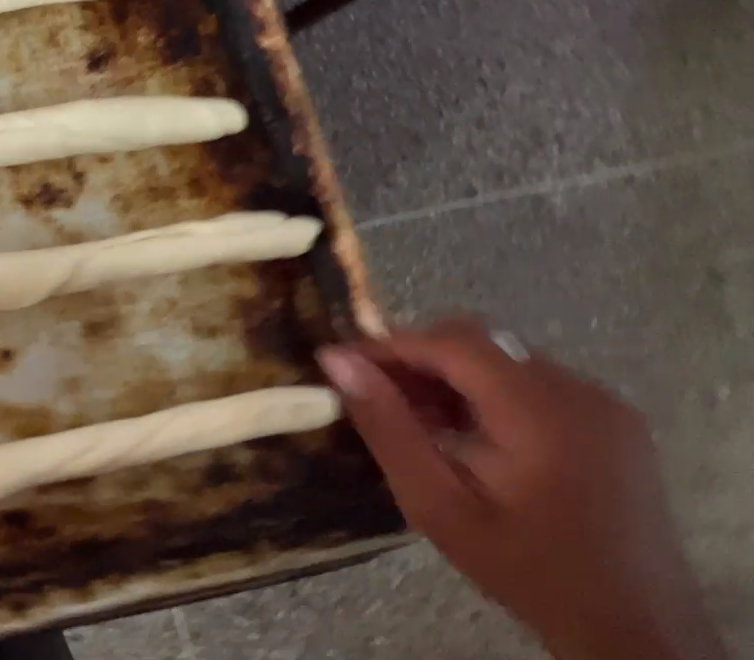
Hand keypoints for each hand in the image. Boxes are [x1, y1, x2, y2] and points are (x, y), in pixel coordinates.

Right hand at [319, 321, 724, 659]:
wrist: (637, 631)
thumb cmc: (525, 567)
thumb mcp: (436, 502)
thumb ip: (386, 424)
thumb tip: (335, 359)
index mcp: (539, 411)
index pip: (448, 342)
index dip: (387, 344)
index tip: (340, 363)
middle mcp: (580, 393)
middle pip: (477, 340)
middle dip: (417, 357)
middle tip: (374, 394)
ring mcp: (604, 406)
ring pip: (502, 357)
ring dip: (450, 374)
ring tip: (415, 418)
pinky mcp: (614, 423)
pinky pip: (533, 380)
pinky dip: (487, 390)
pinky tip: (465, 431)